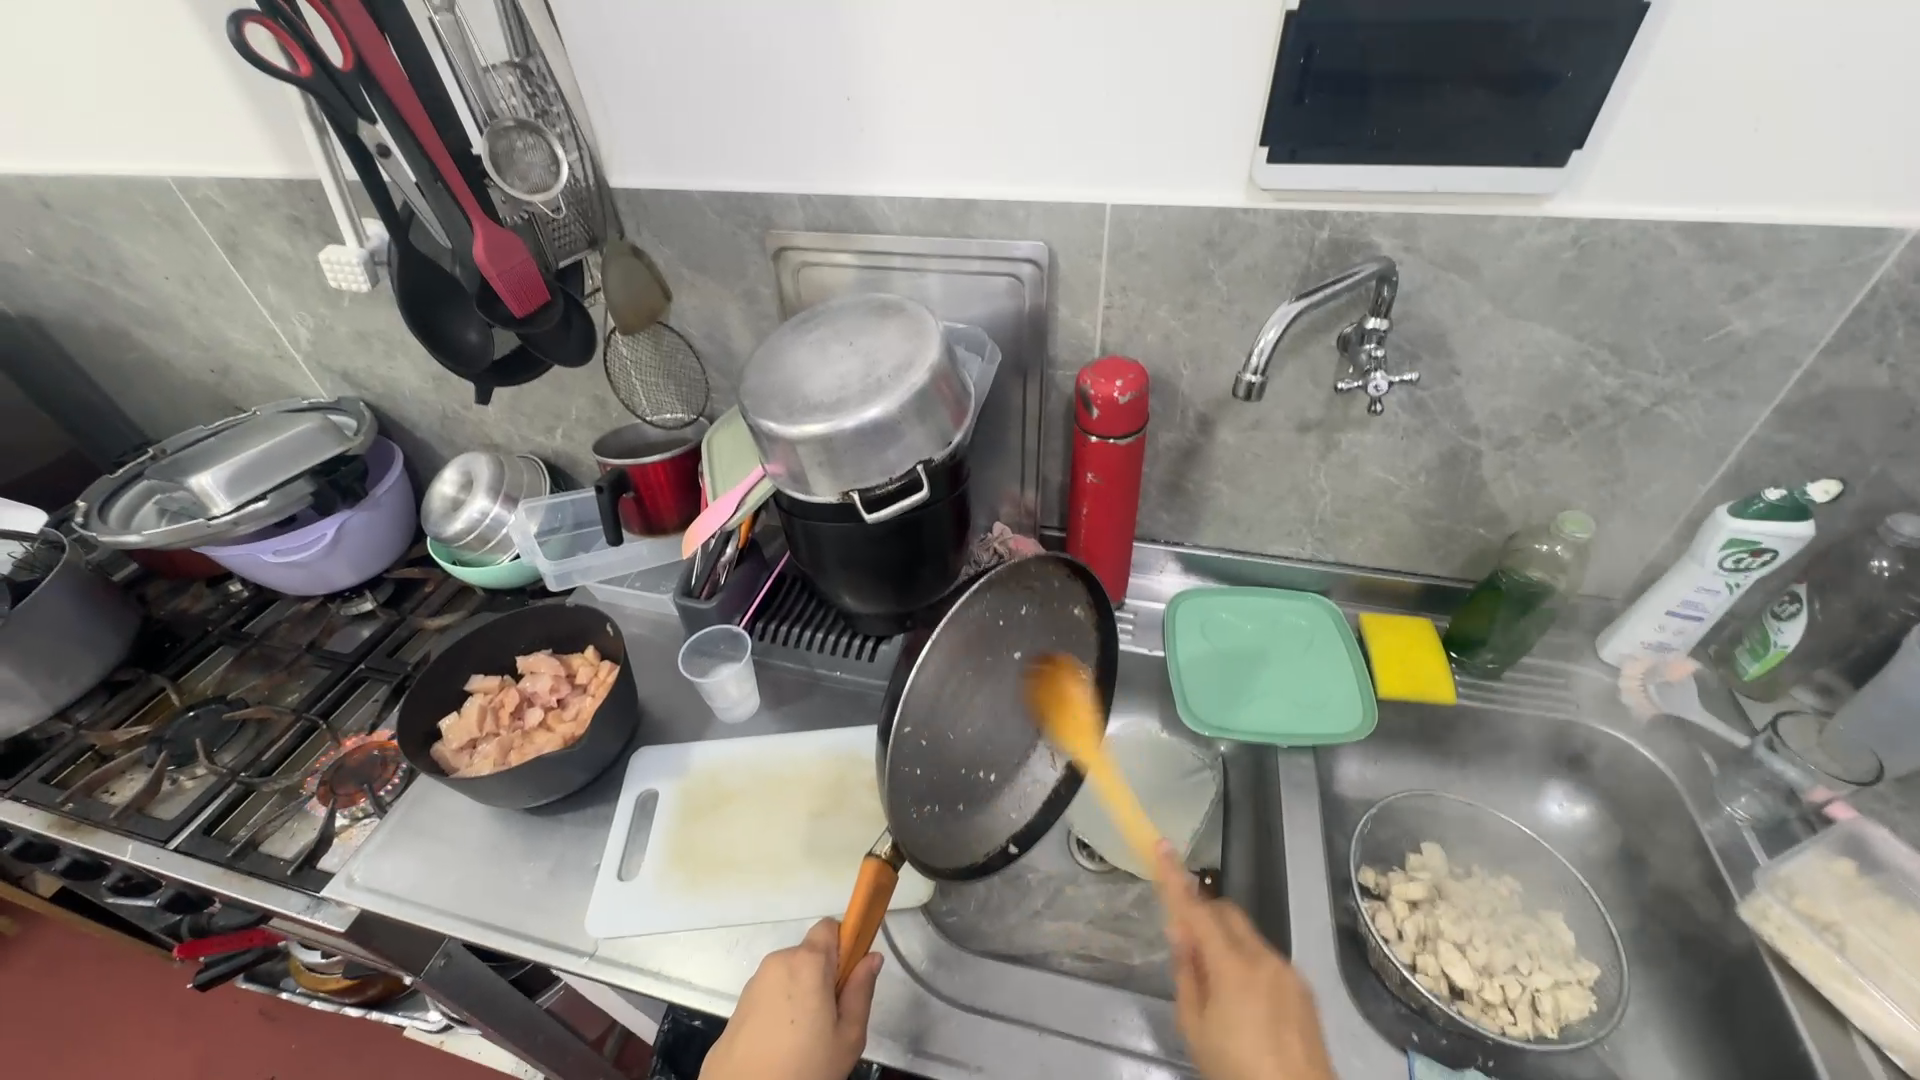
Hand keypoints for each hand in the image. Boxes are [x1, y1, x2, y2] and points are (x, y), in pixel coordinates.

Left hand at [700, 918, 882, 1079]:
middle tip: (832, 1019)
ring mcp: (755, 981)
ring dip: (803, 994)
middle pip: (811, 954)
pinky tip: (783, 1044)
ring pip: (791, 975)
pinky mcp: (740, 1003)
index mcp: (807, 962)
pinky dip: (782, 1008)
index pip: (830, 926)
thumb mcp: (848, 1036)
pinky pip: (772, 993)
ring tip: (806, 1038)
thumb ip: (862, 990)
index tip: (849, 978)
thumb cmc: (804, 1067)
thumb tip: (872, 957)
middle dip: (825, 977)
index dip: (844, 946)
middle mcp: (778, 961)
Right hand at [1156, 843, 1335, 1079]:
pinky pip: (1267, 959)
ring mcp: (1289, 972)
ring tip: (1219, 993)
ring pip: (1248, 937)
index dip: (1175, 877)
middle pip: (1227, 912)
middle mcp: (1264, 958)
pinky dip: (1248, 964)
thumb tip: (1180, 932)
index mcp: (1231, 968)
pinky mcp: (1304, 990)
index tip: (1162, 845)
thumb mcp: (1195, 1030)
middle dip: (1204, 915)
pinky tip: (1247, 1008)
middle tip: (1187, 946)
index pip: (1195, 910)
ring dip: (1226, 944)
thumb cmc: (1236, 1073)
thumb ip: (1186, 973)